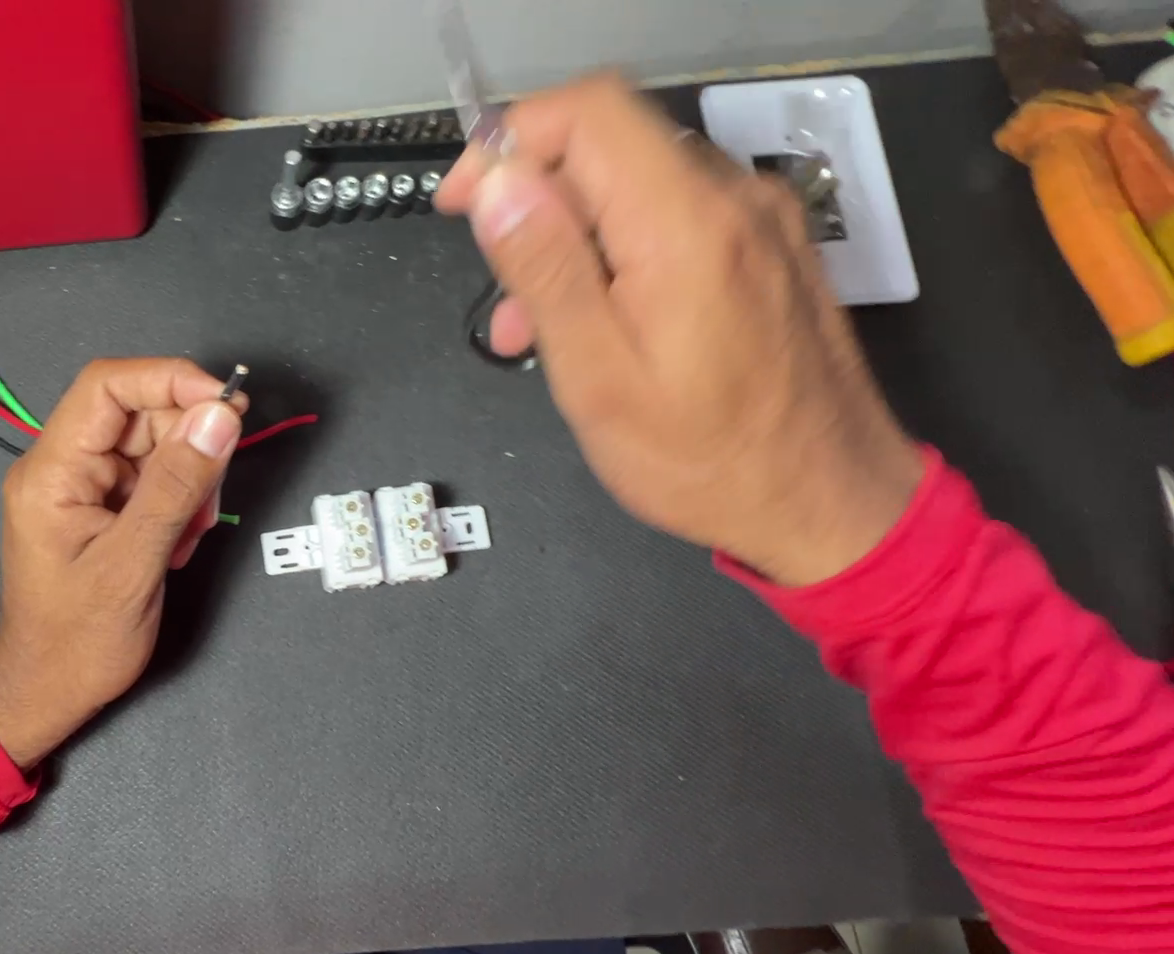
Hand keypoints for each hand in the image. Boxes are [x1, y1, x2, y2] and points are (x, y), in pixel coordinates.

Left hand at [0, 358, 245, 768]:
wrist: (48, 693)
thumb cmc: (79, 642)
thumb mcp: (133, 563)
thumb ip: (176, 487)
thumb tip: (221, 417)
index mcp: (52, 472)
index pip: (107, 387)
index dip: (170, 379)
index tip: (228, 405)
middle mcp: (62, 469)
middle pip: (137, 416)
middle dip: (187, 445)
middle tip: (212, 495)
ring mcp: (82, 489)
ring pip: (153, 449)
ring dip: (188, 482)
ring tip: (190, 533)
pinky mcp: (101, 510)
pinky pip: (151, 482)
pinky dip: (178, 505)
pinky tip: (179, 544)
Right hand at [436, 75, 923, 586]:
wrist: (825, 504)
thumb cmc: (699, 458)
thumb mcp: (597, 375)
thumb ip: (547, 270)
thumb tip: (497, 186)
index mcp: (684, 224)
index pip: (587, 114)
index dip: (509, 142)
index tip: (463, 203)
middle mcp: (732, 199)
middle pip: (607, 148)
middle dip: (532, 207)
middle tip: (499, 296)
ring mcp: (757, 222)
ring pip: (633, 189)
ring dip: (566, 241)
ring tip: (532, 331)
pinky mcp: (764, 252)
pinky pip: (670, 223)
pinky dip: (612, 256)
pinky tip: (593, 324)